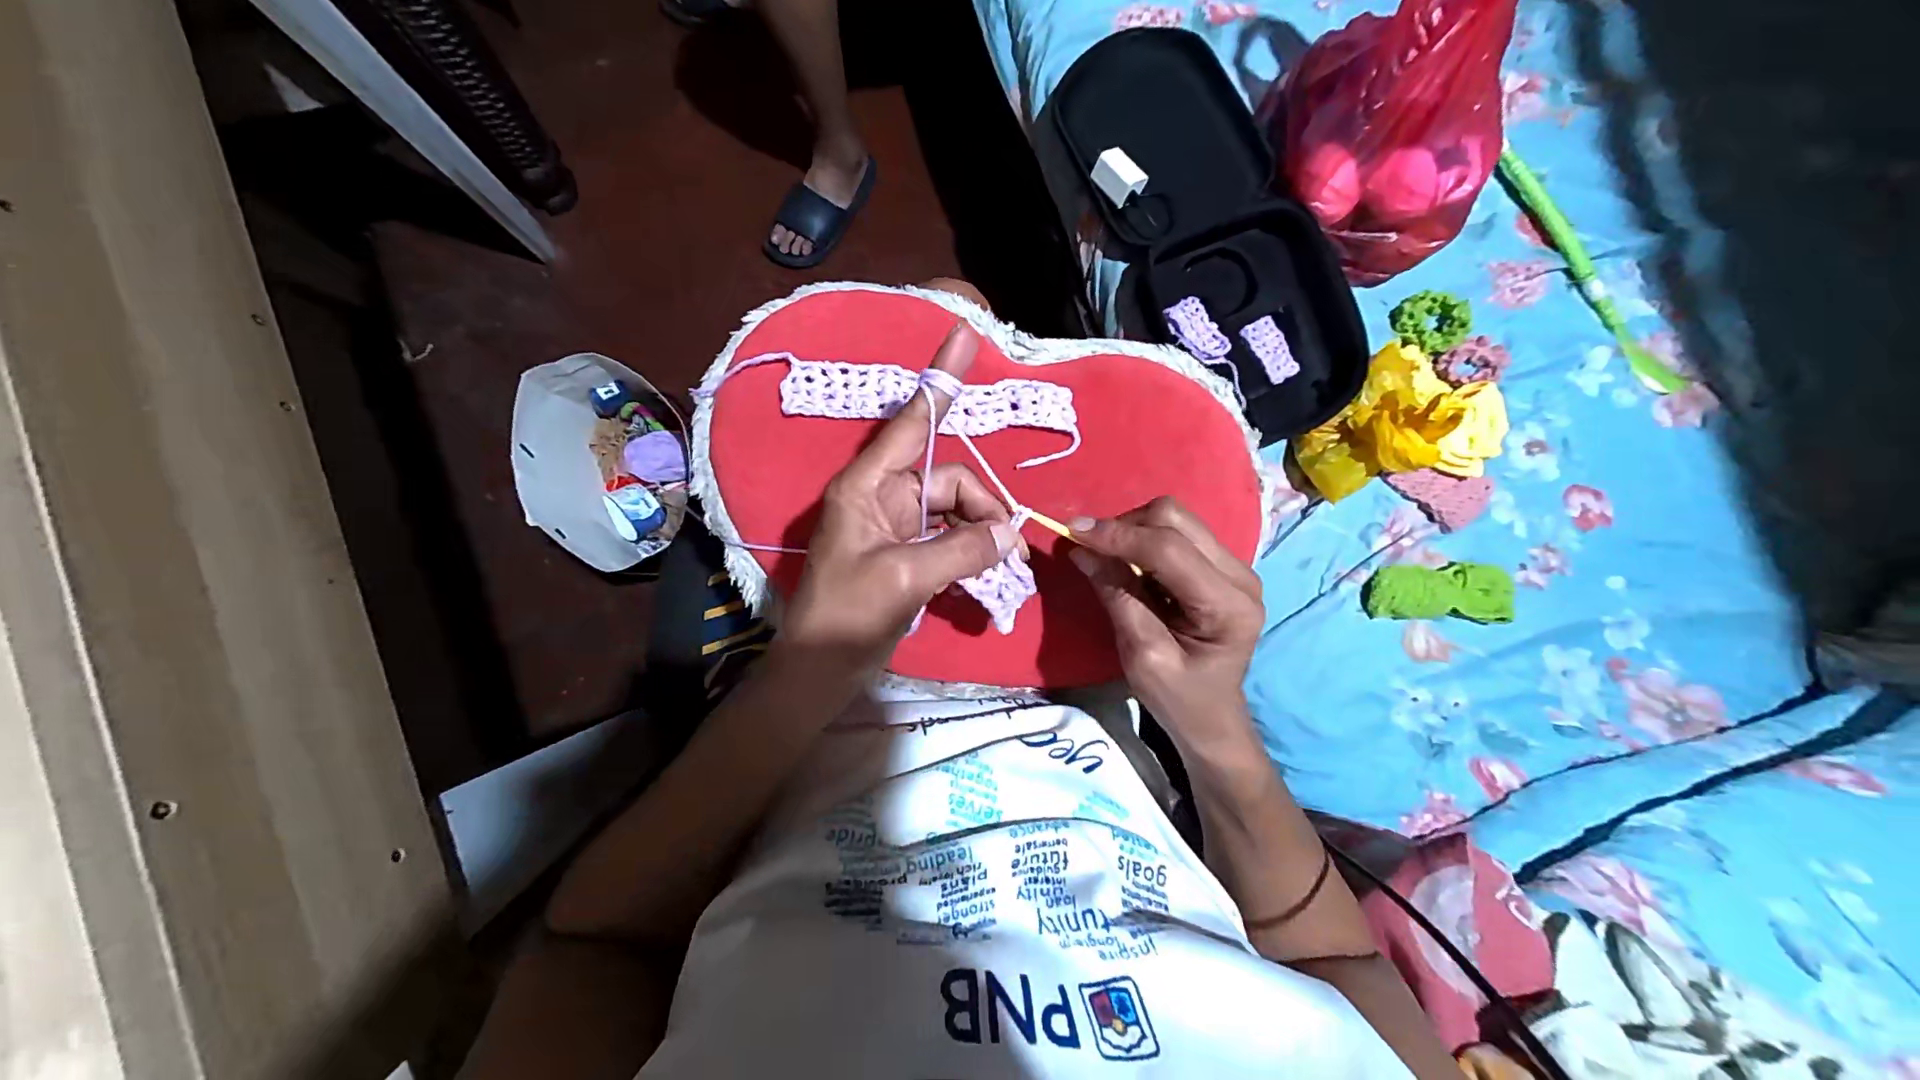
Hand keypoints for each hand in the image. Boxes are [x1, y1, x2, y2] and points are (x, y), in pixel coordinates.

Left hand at [777, 323, 1023, 681]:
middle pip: (949, 478)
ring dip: (981, 535)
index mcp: (867, 487)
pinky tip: (986, 578)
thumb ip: (962, 548)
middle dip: (983, 508)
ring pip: (955, 511)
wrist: (821, 669)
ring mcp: (895, 526)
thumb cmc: (848, 616)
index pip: (912, 422)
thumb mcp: (905, 577)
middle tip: (1006, 550)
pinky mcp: (906, 553)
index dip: (940, 379)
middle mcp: (882, 496)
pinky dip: (971, 553)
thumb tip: (1010, 534)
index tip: (964, 332)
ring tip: (1000, 570)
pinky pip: (950, 538)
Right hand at [1067, 498, 1264, 754]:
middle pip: (1176, 519)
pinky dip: (1144, 539)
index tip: (1073, 532)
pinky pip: (1178, 532)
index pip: (1169, 549)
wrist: (1211, 717)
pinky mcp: (1220, 565)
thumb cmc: (1177, 698)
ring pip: (1176, 519)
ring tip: (1109, 559)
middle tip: (1092, 549)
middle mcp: (1240, 575)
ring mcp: (1234, 567)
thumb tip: (1082, 549)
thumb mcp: (1141, 655)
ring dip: (1134, 530)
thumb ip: (1117, 597)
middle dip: (1126, 527)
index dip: (1118, 536)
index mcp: (1228, 605)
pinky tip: (1131, 565)